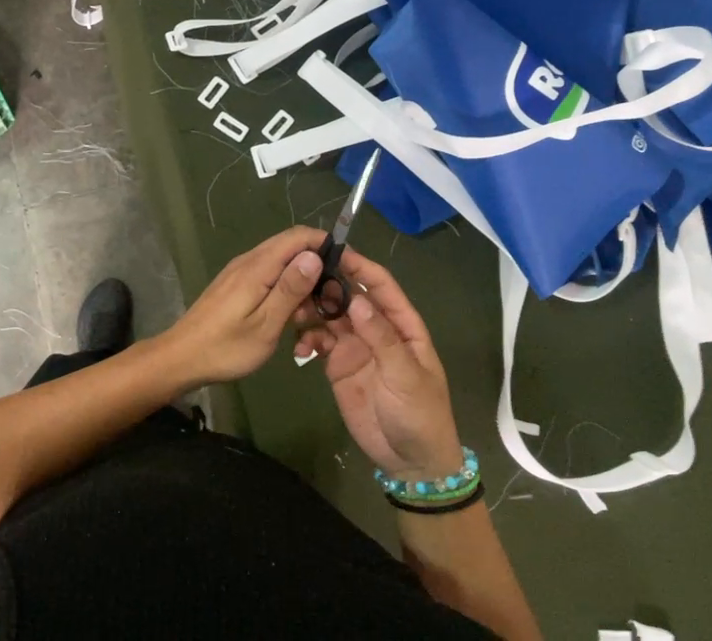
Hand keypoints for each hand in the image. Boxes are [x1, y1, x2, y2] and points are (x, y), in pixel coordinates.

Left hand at [156, 226, 326, 388]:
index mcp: (257, 267)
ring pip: (282, 263)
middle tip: (335, 298)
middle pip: (291, 247)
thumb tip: (314, 254)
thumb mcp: (266, 324)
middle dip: (319, 266)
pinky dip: (287, 290)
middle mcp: (248, 261)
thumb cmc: (226, 347)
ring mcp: (240, 272)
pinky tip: (292, 316)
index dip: (327, 245)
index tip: (348, 269)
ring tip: (315, 313)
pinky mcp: (236, 285)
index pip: (298, 236)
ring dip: (303, 282)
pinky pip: (269, 276)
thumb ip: (290, 289)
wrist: (181, 358)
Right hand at [294, 247, 463, 480]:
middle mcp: (377, 329)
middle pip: (349, 296)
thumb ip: (382, 338)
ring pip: (330, 316)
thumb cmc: (420, 415)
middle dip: (326, 285)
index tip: (332, 250)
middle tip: (298, 278)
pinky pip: (318, 341)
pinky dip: (306, 339)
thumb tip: (358, 299)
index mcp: (402, 325)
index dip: (359, 266)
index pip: (380, 286)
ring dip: (311, 310)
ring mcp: (356, 346)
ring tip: (292, 311)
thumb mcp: (406, 377)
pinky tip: (298, 347)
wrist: (410, 461)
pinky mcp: (338, 365)